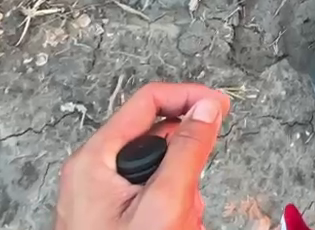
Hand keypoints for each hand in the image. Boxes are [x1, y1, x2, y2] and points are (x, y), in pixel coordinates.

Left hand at [54, 83, 229, 229]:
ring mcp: (103, 196)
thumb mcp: (163, 204)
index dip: (190, 97)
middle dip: (187, 160)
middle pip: (158, 134)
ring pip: (161, 167)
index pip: (150, 99)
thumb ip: (188, 150)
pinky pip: (155, 194)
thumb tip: (207, 108)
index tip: (220, 109)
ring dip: (182, 192)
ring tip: (179, 223)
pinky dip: (173, 209)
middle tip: (195, 187)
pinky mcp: (114, 216)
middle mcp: (94, 171)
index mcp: (94, 159)